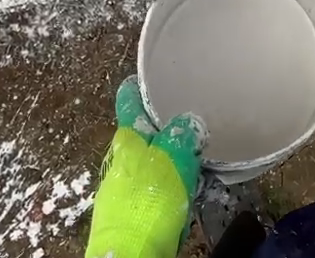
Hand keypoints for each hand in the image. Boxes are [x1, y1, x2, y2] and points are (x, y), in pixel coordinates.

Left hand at [84, 77, 207, 257]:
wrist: (131, 256)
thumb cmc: (149, 200)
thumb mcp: (173, 157)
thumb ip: (183, 134)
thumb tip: (189, 121)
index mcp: (127, 138)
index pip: (129, 101)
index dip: (137, 87)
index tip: (147, 75)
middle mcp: (120, 159)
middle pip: (142, 134)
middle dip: (162, 129)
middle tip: (187, 123)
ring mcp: (122, 187)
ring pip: (149, 162)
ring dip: (168, 160)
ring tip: (194, 161)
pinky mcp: (129, 213)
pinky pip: (152, 189)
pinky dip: (168, 187)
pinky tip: (184, 193)